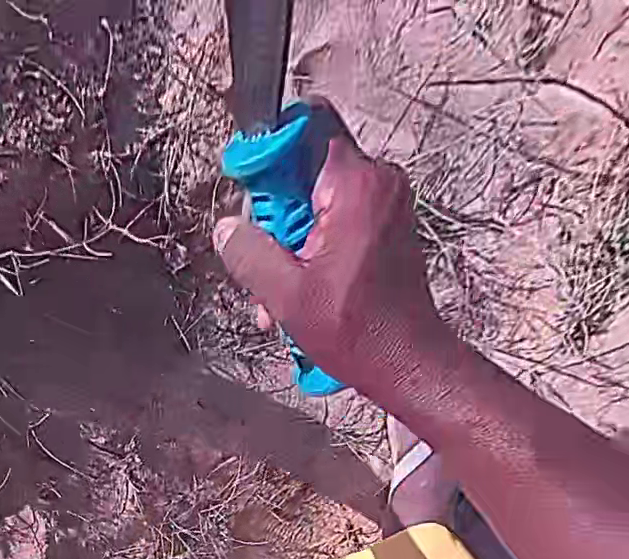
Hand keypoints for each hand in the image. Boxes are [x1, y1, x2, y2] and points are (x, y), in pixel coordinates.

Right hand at [213, 108, 453, 396]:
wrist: (402, 359)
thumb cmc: (355, 330)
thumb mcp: (284, 294)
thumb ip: (249, 253)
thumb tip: (225, 228)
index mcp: (356, 187)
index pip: (306, 129)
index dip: (268, 157)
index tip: (249, 197)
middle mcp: (378, 183)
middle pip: (304, 172)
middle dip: (274, 218)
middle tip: (267, 264)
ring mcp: (384, 203)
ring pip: (314, 203)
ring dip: (287, 244)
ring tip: (281, 291)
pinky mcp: (383, 225)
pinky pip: (332, 221)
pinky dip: (308, 251)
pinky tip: (298, 290)